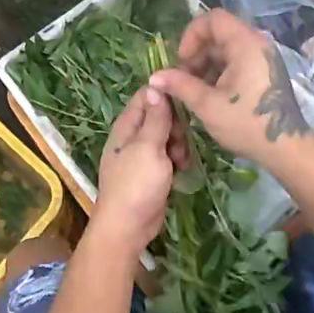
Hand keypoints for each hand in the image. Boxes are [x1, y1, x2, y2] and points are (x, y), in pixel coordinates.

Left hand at [91, 87, 182, 249]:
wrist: (127, 227)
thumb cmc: (136, 185)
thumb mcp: (148, 147)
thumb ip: (155, 118)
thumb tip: (155, 85)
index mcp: (126, 126)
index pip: (146, 96)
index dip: (166, 96)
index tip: (187, 102)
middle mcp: (132, 137)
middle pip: (159, 116)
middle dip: (176, 126)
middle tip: (181, 143)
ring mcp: (141, 155)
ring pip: (166, 137)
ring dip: (179, 145)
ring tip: (181, 162)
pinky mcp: (150, 172)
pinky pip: (167, 156)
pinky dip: (176, 160)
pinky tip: (181, 171)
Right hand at [149, 9, 313, 168]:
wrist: (286, 149)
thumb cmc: (246, 123)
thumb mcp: (207, 105)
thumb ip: (180, 85)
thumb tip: (155, 77)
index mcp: (246, 44)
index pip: (213, 19)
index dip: (192, 35)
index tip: (182, 61)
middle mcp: (257, 45)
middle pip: (219, 34)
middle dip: (196, 54)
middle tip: (183, 80)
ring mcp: (263, 59)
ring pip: (227, 50)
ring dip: (206, 66)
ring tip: (193, 91)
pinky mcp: (265, 73)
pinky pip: (237, 62)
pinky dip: (220, 73)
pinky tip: (210, 96)